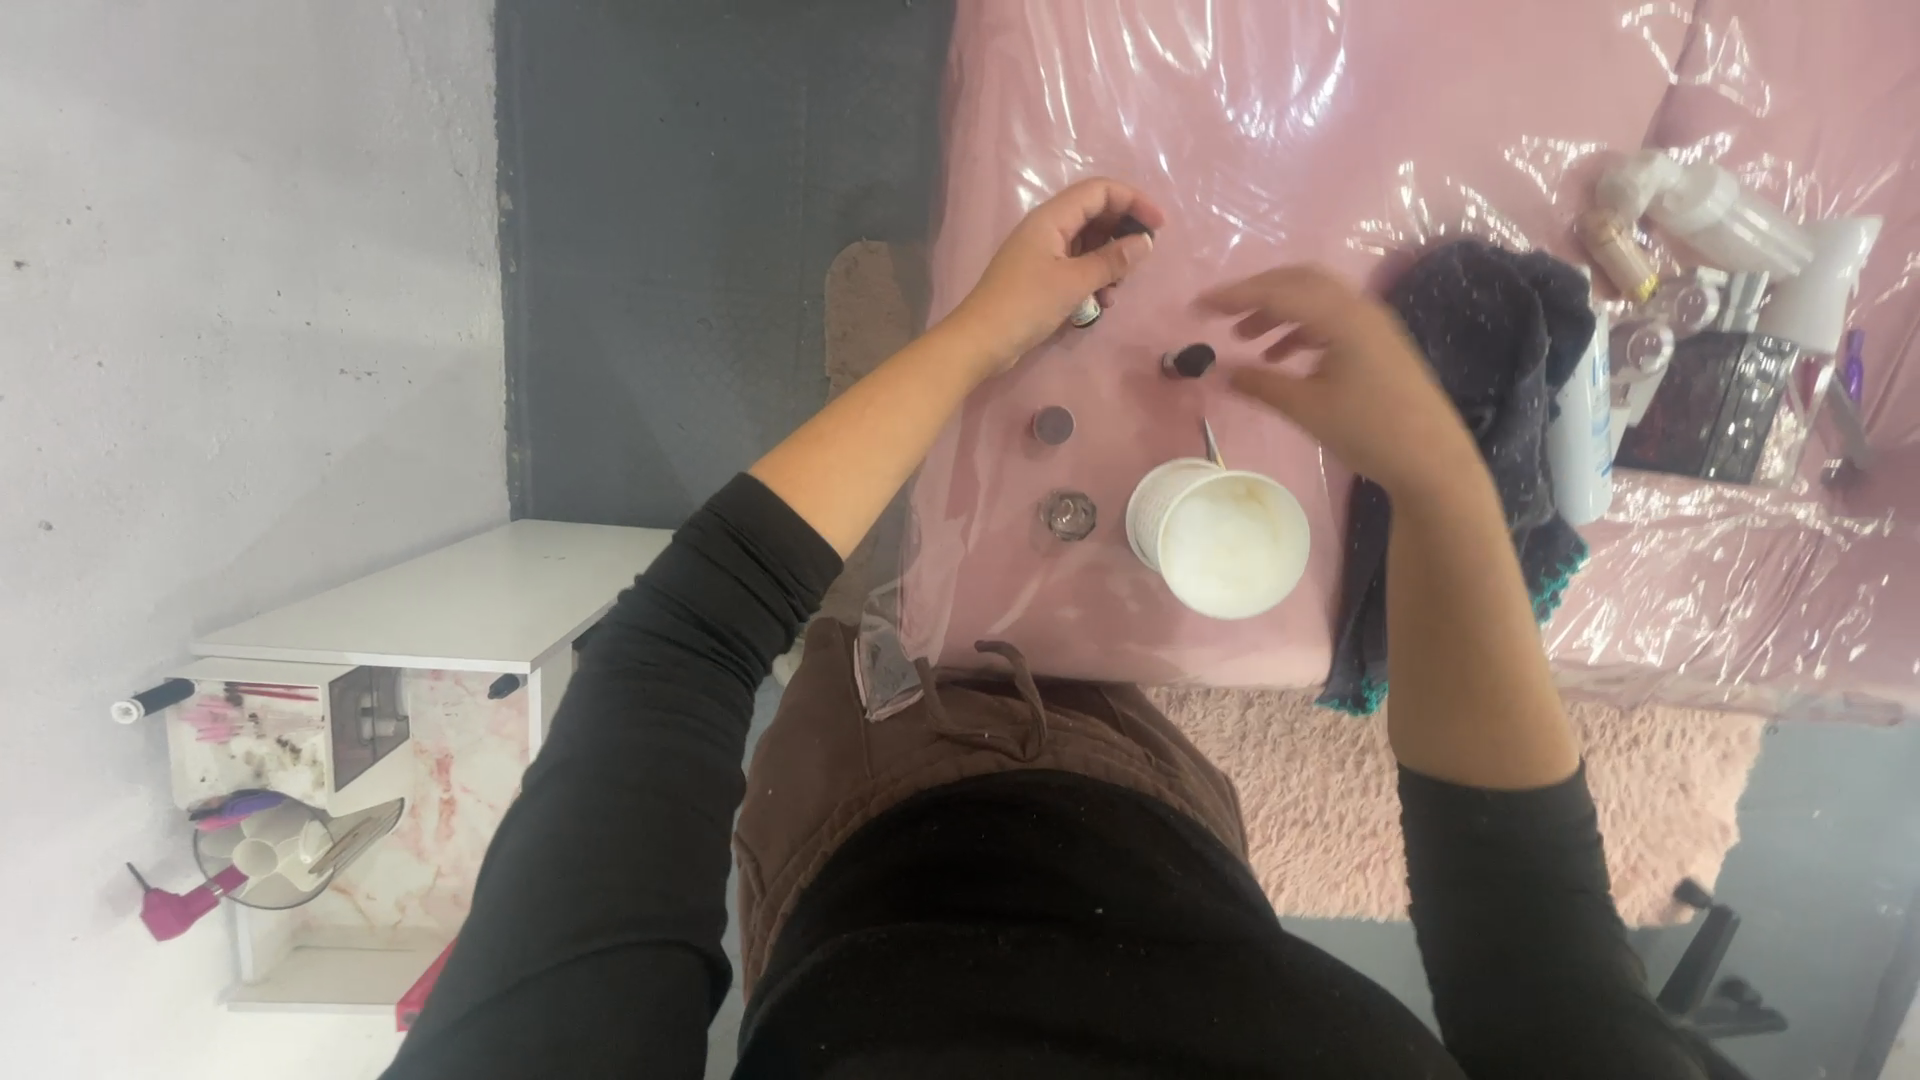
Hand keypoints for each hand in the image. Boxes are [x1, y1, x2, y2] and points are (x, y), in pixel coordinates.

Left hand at [942, 177, 1164, 373]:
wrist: (980, 341)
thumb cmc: (1026, 305)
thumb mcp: (1074, 282)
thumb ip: (1112, 261)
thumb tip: (1144, 243)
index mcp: (1051, 218)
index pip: (1100, 191)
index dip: (1133, 201)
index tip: (1158, 226)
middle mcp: (1046, 229)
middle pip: (1094, 215)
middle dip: (1121, 235)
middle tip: (1138, 262)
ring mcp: (1041, 254)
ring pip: (1086, 245)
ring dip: (1107, 263)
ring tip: (1115, 291)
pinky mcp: (1038, 279)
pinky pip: (1074, 268)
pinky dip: (1091, 280)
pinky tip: (1099, 303)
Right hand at [1196, 265, 1478, 496]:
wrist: (1430, 458)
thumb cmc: (1368, 431)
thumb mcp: (1305, 409)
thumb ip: (1260, 384)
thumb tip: (1221, 372)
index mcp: (1341, 318)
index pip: (1277, 292)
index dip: (1233, 297)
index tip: (1197, 307)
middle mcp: (1358, 308)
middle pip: (1298, 281)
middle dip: (1254, 293)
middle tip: (1219, 313)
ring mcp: (1370, 324)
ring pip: (1313, 298)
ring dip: (1275, 310)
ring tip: (1243, 337)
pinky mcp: (1375, 342)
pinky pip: (1328, 318)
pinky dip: (1296, 327)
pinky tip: (1278, 355)